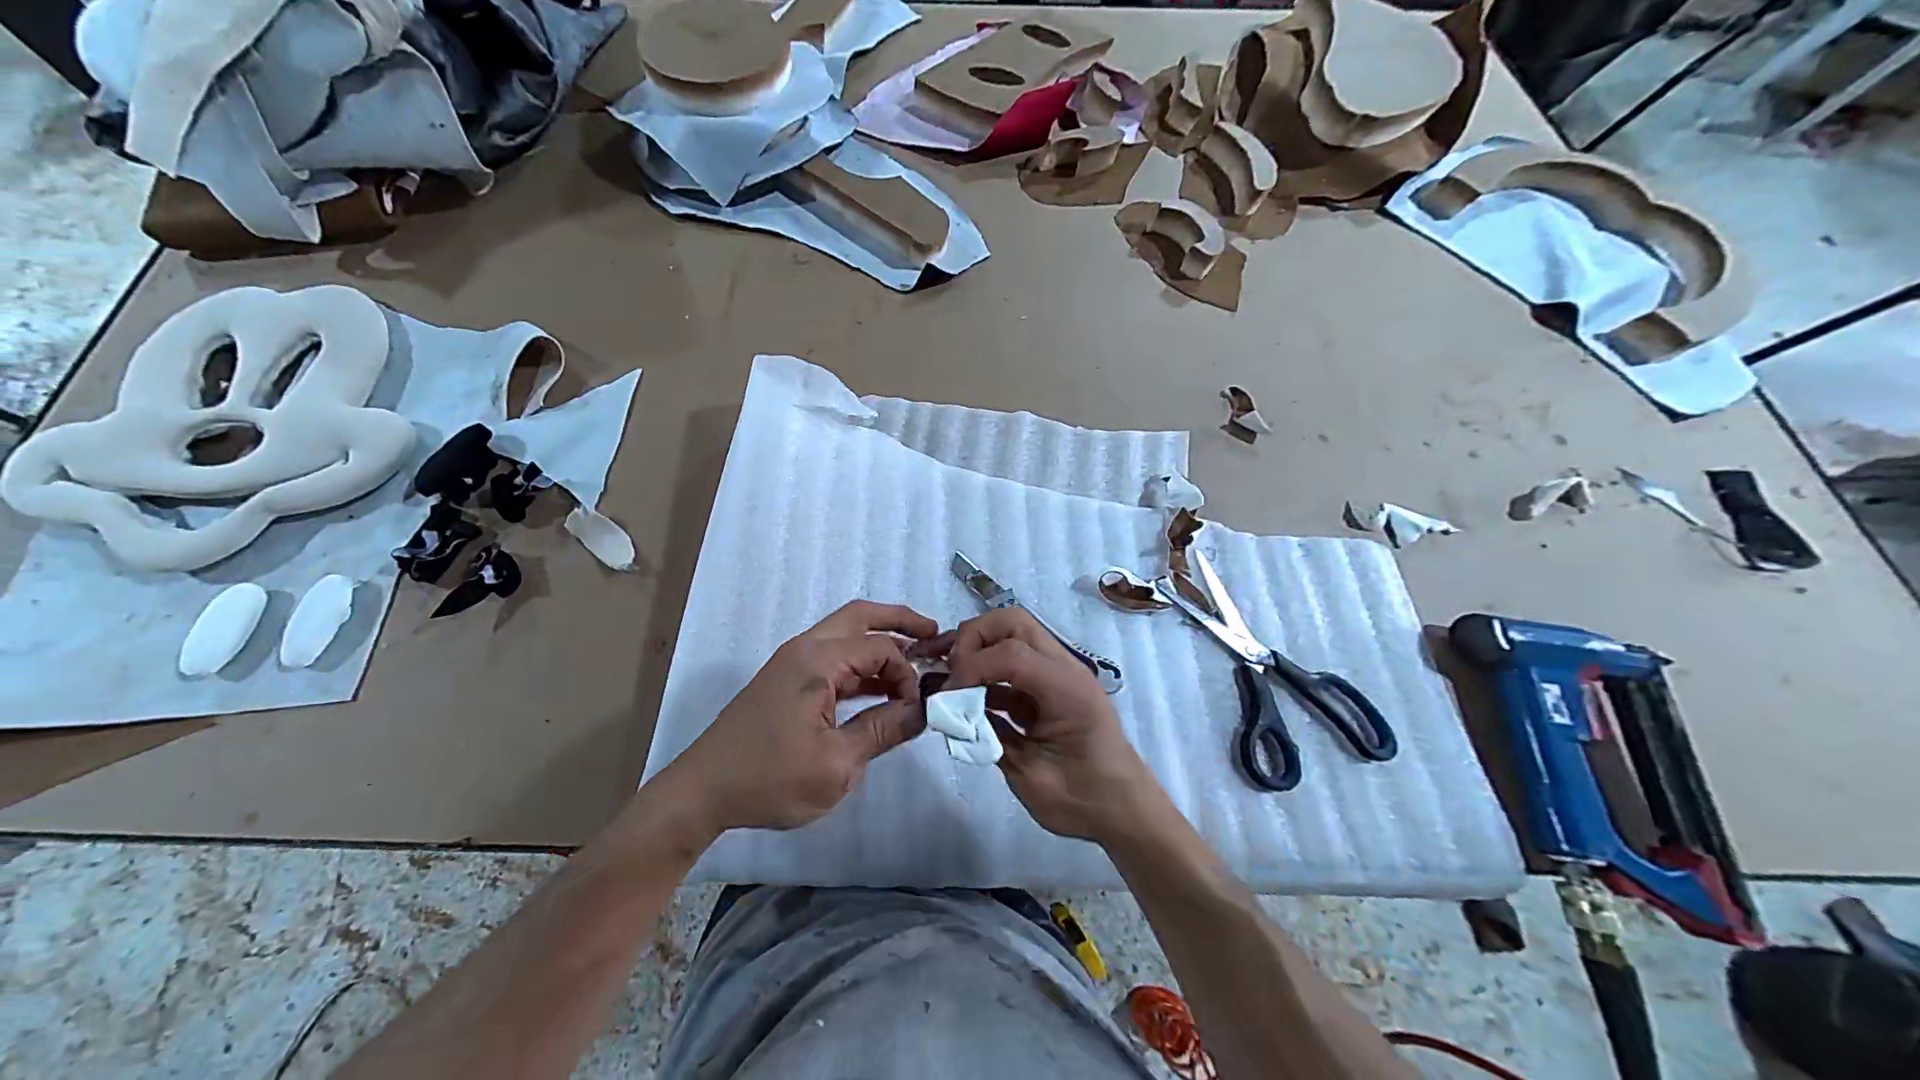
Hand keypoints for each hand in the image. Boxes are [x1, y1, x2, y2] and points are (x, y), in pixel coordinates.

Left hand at [661, 600, 937, 834]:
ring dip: (880, 643)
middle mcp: (804, 649)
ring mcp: (792, 663)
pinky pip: (832, 660)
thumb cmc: (769, 779)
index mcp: (816, 661)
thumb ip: (883, 730)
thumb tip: (922, 710)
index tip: (917, 708)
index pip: (880, 648)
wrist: (702, 792)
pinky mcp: (785, 682)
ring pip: (845, 636)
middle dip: (900, 621)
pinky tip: (880, 689)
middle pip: (860, 617)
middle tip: (935, 633)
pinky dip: (860, 666)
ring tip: (917, 660)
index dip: (907, 673)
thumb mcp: (836, 764)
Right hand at [937, 609, 1173, 842]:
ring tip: (950, 683)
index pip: (1011, 652)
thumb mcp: (1030, 775)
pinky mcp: (1046, 688)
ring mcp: (1057, 675)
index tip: (949, 697)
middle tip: (951, 675)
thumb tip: (952, 716)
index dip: (971, 666)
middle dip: (972, 639)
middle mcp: (1064, 670)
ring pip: (1011, 635)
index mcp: (1067, 689)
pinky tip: (965, 699)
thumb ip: (991, 738)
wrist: (1123, 811)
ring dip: (976, 652)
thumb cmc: (1082, 801)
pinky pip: (1011, 664)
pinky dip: (984, 674)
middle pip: (1011, 623)